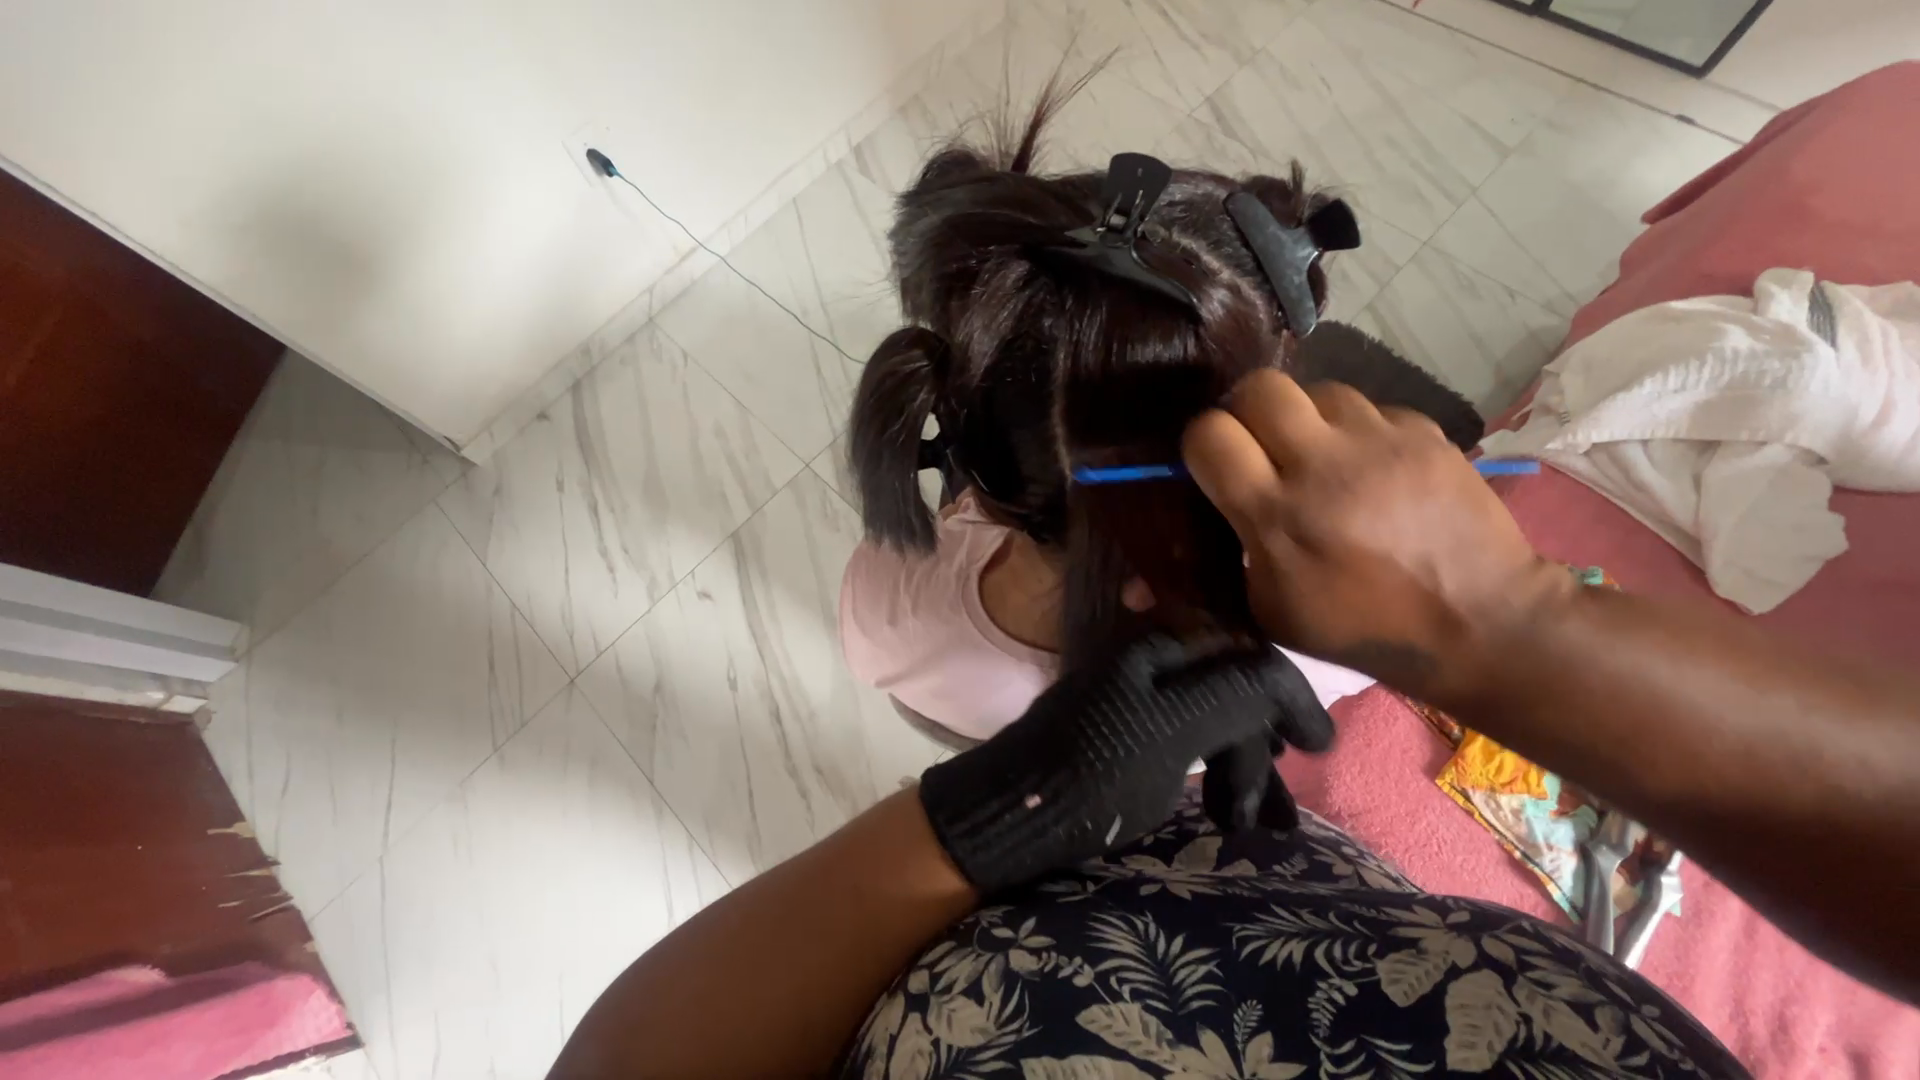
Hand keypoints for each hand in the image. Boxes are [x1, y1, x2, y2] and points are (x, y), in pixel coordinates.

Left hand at [918, 634, 1331, 893]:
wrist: (1014, 812)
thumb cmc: (1094, 769)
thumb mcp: (1171, 729)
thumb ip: (1235, 693)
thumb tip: (1288, 683)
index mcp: (1159, 646)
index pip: (1248, 655)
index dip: (1289, 698)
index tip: (1320, 749)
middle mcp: (1152, 661)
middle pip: (1234, 693)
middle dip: (1257, 752)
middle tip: (1265, 813)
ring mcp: (1138, 697)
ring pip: (1215, 723)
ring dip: (1241, 773)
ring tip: (1246, 826)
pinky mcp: (1130, 733)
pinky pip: (1190, 744)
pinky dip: (1214, 776)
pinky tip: (1227, 814)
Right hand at [1181, 370, 1571, 701]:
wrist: (1483, 624)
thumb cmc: (1360, 628)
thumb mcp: (1268, 615)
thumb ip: (1204, 582)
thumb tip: (1133, 588)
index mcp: (1276, 514)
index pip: (1209, 433)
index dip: (1201, 445)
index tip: (1213, 467)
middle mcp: (1323, 464)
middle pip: (1258, 387)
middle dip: (1244, 411)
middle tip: (1257, 446)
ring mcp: (1380, 441)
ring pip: (1317, 390)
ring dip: (1303, 420)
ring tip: (1316, 457)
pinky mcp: (1425, 431)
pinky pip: (1368, 408)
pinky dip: (1355, 432)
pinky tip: (1368, 469)